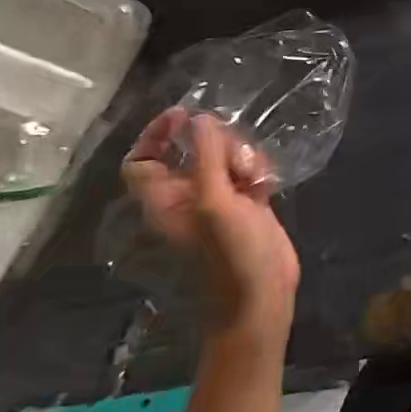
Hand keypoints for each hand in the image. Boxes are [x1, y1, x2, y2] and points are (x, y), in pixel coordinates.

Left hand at [123, 109, 299, 342]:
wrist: (261, 296)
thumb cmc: (231, 255)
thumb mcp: (215, 203)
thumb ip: (207, 158)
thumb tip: (200, 118)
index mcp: (165, 200)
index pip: (142, 160)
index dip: (157, 134)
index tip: (187, 114)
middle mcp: (189, 197)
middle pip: (193, 151)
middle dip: (217, 144)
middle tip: (235, 157)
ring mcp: (220, 200)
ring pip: (226, 158)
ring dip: (243, 156)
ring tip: (255, 176)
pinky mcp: (248, 204)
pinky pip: (248, 171)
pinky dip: (258, 170)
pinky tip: (268, 184)